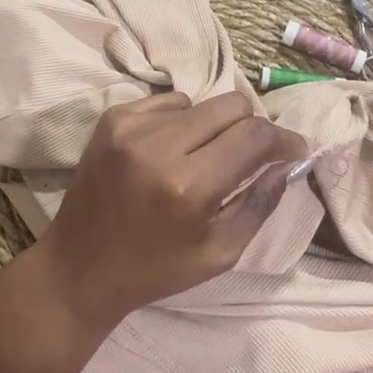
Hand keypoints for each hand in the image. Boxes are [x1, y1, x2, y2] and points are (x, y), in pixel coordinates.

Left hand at [36, 90, 307, 329]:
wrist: (79, 267)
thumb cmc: (155, 270)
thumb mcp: (219, 253)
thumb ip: (260, 203)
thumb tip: (288, 162)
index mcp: (188, 187)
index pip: (255, 136)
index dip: (284, 140)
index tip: (294, 152)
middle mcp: (158, 147)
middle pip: (232, 105)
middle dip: (251, 129)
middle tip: (250, 157)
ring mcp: (130, 127)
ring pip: (200, 102)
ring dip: (212, 127)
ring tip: (201, 159)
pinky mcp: (111, 119)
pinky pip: (167, 102)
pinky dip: (179, 122)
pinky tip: (169, 152)